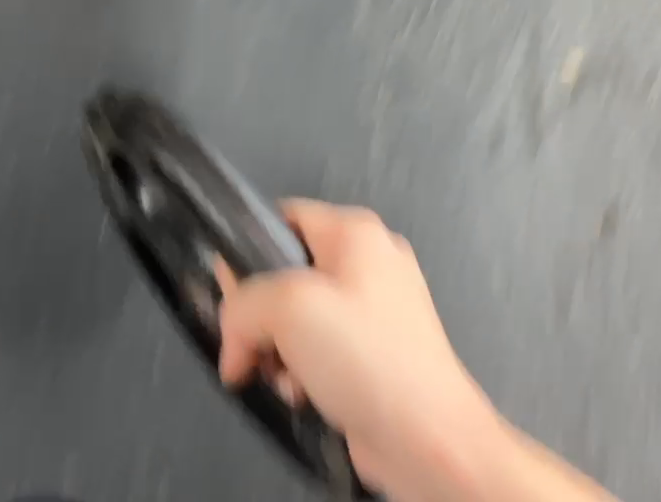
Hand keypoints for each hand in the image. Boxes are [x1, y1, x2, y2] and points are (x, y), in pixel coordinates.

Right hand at [217, 200, 615, 501]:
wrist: (428, 441)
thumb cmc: (378, 364)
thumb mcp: (287, 308)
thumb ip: (242, 301)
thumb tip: (232, 322)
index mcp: (355, 232)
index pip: (280, 218)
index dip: (248, 251)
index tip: (233, 288)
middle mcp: (368, 264)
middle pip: (283, 274)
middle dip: (261, 316)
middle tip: (256, 340)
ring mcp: (373, 311)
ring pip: (296, 318)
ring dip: (278, 351)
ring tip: (286, 375)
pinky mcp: (372, 352)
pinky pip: (317, 350)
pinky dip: (301, 371)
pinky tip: (305, 393)